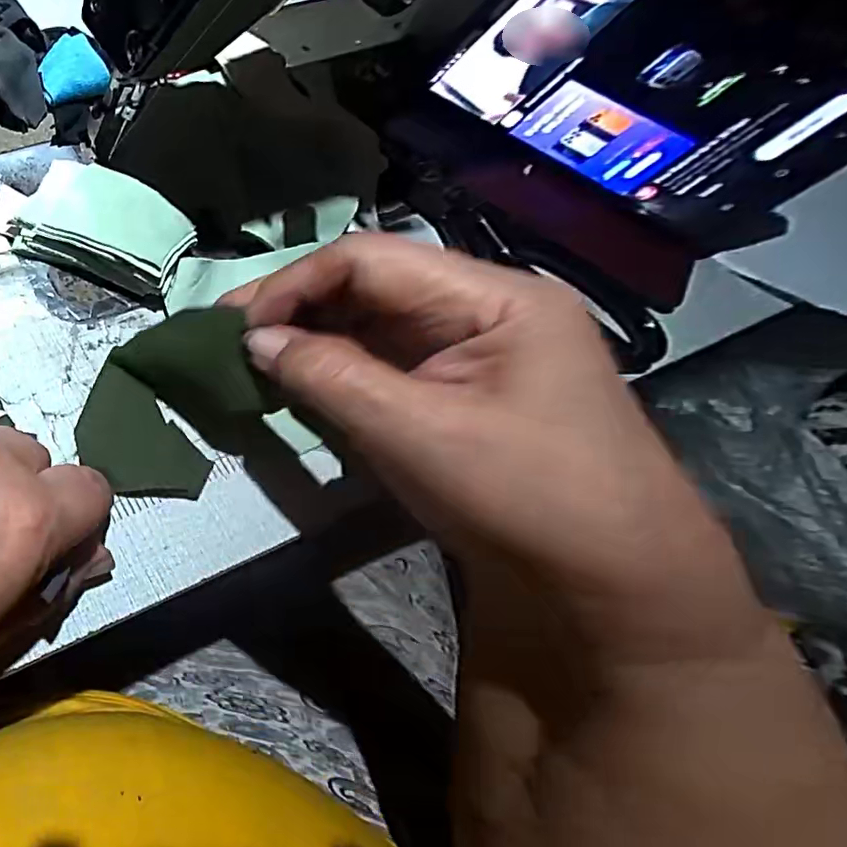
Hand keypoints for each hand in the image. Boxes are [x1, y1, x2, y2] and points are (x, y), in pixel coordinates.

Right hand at [220, 234, 767, 666]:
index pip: (369, 259)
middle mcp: (482, 305)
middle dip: (297, 305)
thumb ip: (327, 375)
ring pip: (372, 319)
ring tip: (256, 358)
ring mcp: (472, 345)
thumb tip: (252, 340)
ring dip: (313, 336)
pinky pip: (385, 356)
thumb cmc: (525, 499)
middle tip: (232, 335)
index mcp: (492, 296)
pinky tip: (302, 380)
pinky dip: (338, 365)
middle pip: (370, 282)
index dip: (295, 284)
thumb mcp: (414, 432)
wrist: (613, 587)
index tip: (241, 326)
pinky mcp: (460, 383)